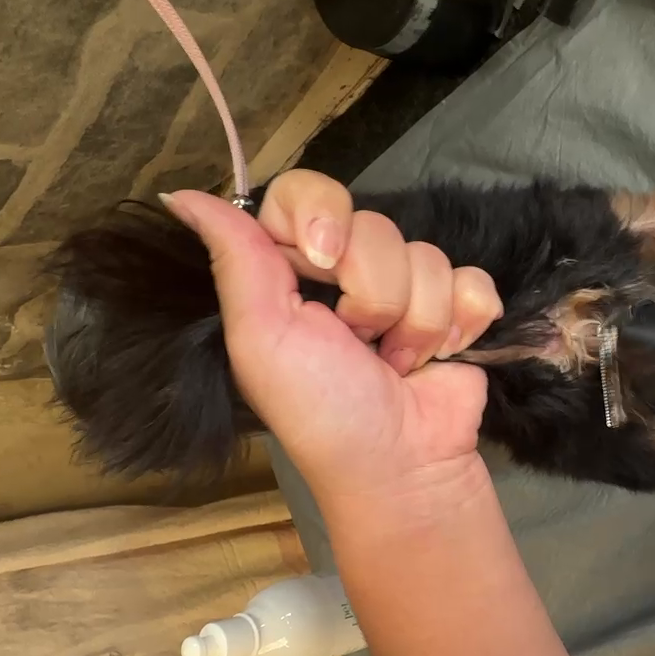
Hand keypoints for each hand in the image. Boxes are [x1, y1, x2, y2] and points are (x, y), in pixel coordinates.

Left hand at [162, 171, 502, 499]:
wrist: (404, 462)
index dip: (323, 218)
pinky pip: (474, 281)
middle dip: (373, 296)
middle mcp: (355, 271)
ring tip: (400, 364)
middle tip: (362, 343)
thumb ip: (236, 260)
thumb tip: (180, 195)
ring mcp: (414, 290)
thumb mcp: (262, 339)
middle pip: (378, 227)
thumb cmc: (324, 409)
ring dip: (417, 325)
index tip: (323, 264)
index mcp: (298, 269)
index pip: (310, 193)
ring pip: (430, 258)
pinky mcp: (462, 310)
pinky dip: (463, 324)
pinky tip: (445, 356)